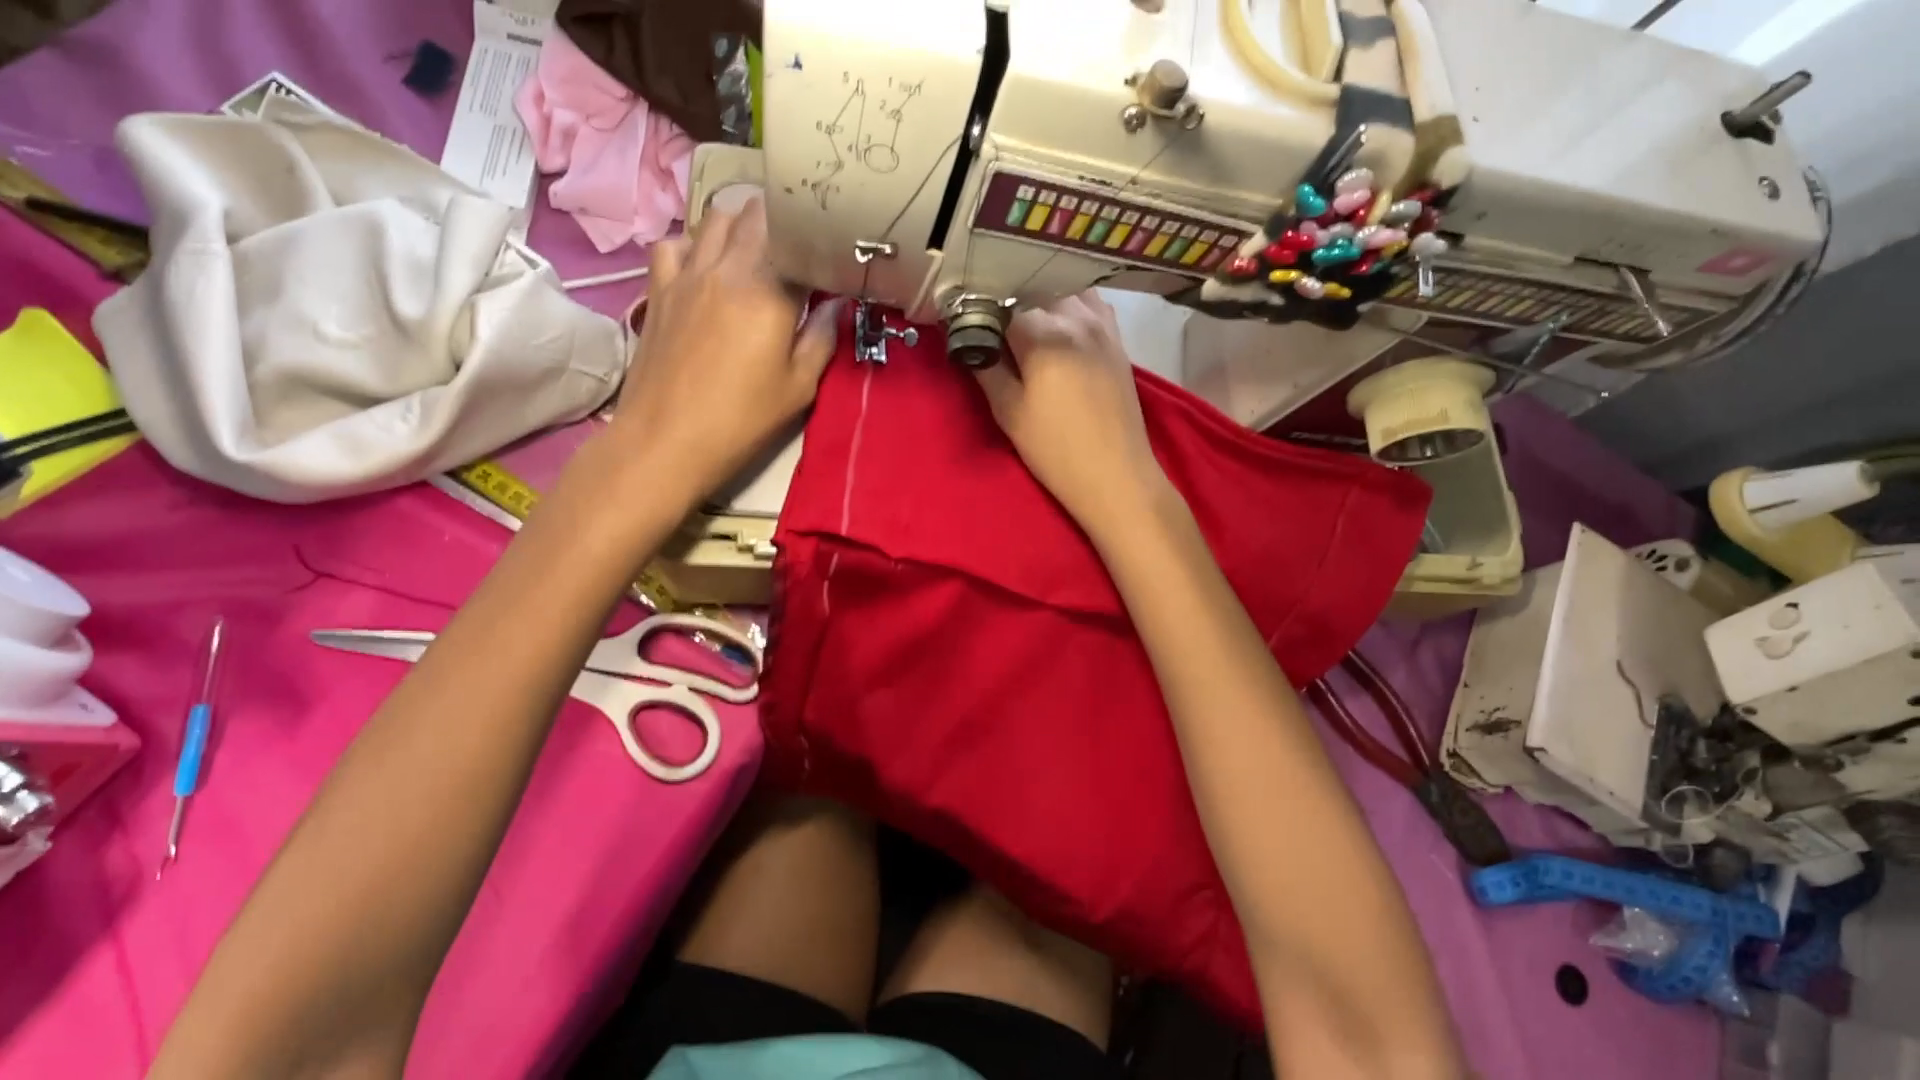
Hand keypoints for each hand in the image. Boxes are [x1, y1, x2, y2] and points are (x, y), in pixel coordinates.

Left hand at [601, 195, 840, 512]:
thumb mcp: (798, 388)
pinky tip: (704, 264)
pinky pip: (674, 243)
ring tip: (755, 247)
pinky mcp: (659, 289)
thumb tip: (835, 303)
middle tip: (799, 242)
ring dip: (739, 223)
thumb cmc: (740, 421)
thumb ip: (822, 338)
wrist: (663, 442)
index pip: (799, 237)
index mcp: (769, 291)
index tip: (831, 254)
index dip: (818, 240)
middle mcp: (726, 268)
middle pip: (755, 213)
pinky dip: (693, 243)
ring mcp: (686, 274)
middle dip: (782, 219)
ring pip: (714, 217)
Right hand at [974, 291, 1165, 534]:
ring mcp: (1101, 326)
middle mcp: (1074, 318)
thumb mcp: (1009, 412)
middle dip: (1011, 305)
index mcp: (1042, 334)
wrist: (1115, 474)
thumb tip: (970, 341)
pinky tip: (1062, 328)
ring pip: (1064, 292)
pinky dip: (1072, 306)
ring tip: (1029, 329)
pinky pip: (1091, 304)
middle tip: (997, 333)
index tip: (971, 330)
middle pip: (1033, 292)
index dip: (982, 316)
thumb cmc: (1055, 449)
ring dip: (1043, 301)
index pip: (1001, 304)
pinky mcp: (1117, 340)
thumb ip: (987, 368)